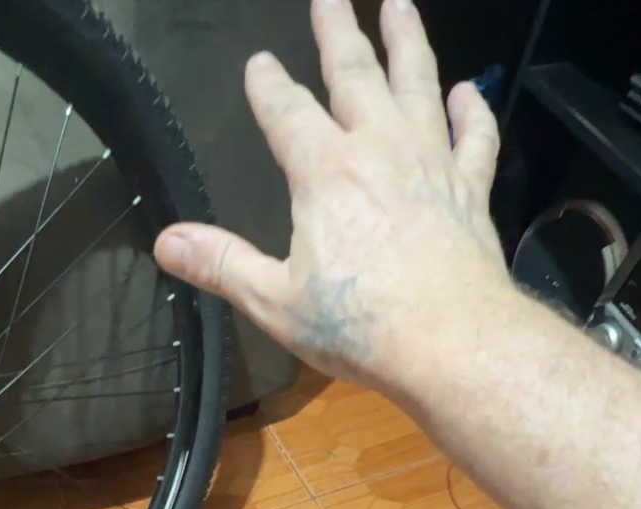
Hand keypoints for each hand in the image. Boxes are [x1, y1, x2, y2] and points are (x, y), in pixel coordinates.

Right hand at [152, 0, 513, 393]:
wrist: (449, 343)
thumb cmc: (358, 325)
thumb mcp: (275, 302)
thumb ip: (222, 265)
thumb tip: (166, 241)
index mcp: (324, 174)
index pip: (287, 112)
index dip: (268, 86)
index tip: (259, 64)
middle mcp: (379, 150)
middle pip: (355, 74)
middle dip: (338, 32)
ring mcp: (431, 165)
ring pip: (418, 84)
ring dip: (406, 41)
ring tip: (398, 5)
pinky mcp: (471, 191)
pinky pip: (474, 137)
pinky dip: (471, 111)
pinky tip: (466, 93)